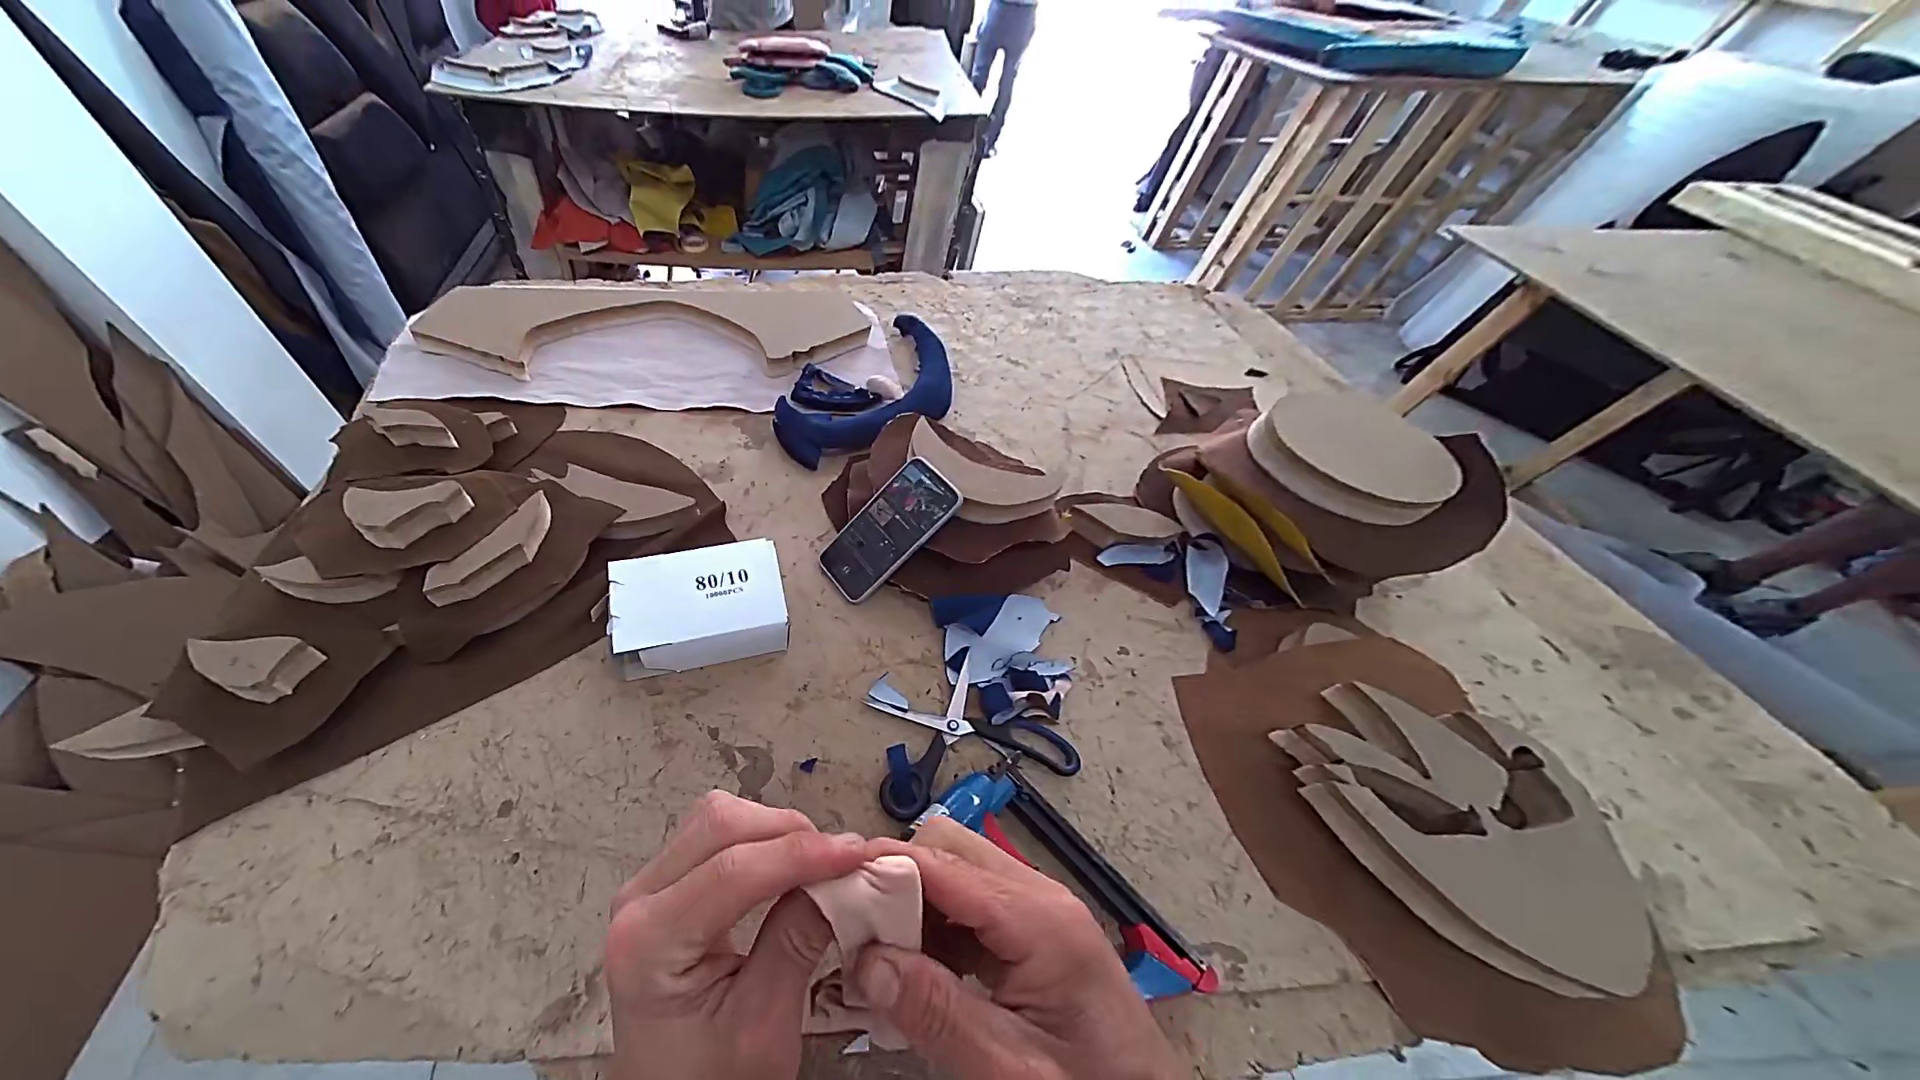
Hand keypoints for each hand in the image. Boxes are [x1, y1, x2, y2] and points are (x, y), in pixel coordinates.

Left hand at [606, 790, 870, 1079]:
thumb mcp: (764, 1025)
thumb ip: (798, 940)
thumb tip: (844, 874)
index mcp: (647, 944)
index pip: (731, 870)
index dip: (801, 853)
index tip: (857, 853)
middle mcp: (637, 901)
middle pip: (721, 825)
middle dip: (790, 833)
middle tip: (842, 860)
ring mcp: (649, 886)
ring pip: (720, 817)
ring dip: (778, 830)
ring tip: (819, 863)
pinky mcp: (668, 884)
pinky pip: (719, 834)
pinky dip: (764, 838)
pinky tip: (791, 863)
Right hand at [855, 817, 1186, 1079]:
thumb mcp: (1009, 1068)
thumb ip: (937, 1012)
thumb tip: (868, 959)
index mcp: (1039, 918)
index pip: (946, 863)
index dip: (886, 866)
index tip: (834, 885)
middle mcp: (1039, 895)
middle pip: (952, 847)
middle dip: (898, 877)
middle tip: (858, 931)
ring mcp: (1039, 907)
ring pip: (958, 868)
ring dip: (914, 900)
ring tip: (881, 954)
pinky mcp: (1034, 928)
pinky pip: (972, 902)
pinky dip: (936, 922)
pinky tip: (919, 968)